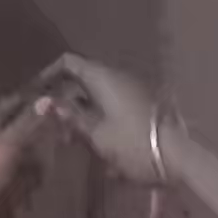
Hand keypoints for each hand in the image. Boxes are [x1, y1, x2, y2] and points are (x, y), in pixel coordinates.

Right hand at [42, 53, 163, 182]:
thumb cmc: (133, 142)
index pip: (68, 62)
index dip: (49, 73)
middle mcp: (114, 75)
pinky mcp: (139, 103)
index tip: (36, 92)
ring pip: (96, 93)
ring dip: (81, 111)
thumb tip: (42, 102)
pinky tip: (95, 143)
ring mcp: (129, 87)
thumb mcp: (97, 135)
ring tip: (70, 138)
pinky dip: (97, 116)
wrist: (180, 155)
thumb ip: (70, 117)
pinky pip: (110, 102)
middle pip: (81, 78)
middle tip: (51, 123)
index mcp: (101, 76)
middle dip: (64, 98)